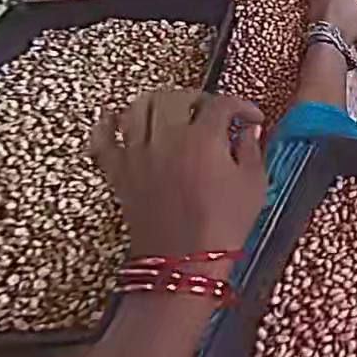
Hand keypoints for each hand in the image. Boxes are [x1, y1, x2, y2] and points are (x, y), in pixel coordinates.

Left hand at [91, 89, 266, 274]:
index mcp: (204, 139)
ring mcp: (138, 153)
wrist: (185, 259)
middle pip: (176, 97)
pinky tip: (119, 118)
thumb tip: (250, 131)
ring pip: (138, 107)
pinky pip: (102, 138)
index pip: (223, 104)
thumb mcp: (254, 183)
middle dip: (200, 98)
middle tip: (214, 111)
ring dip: (159, 102)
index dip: (242, 106)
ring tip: (174, 110)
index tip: (252, 118)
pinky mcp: (118, 171)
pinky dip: (109, 123)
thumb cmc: (225, 222)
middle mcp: (167, 139)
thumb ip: (252, 149)